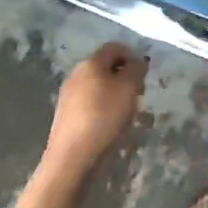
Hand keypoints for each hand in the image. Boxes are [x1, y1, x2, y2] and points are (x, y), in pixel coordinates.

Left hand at [43, 43, 147, 174]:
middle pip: (105, 67)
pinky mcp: (64, 117)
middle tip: (137, 94)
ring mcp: (68, 96)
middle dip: (124, 77)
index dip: (132, 56)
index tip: (143, 75)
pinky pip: (88, 104)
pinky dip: (101, 109)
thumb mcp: (129, 88)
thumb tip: (137, 63)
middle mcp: (76, 74)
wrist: (71, 159)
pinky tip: (108, 126)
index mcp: (90, 62)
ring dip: (113, 94)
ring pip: (97, 86)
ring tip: (124, 113)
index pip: (114, 48)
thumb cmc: (103, 117)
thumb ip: (136, 70)